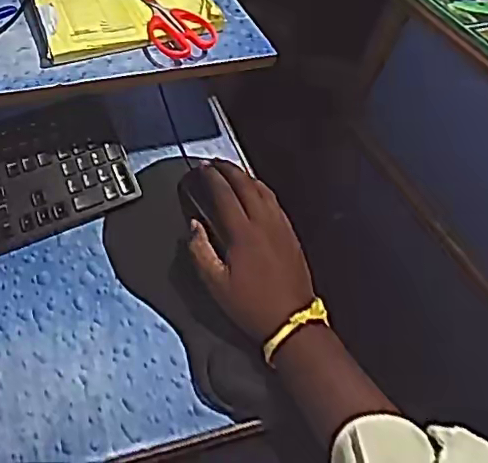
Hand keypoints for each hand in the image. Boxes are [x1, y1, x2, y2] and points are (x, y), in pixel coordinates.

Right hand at [185, 159, 315, 342]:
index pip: (225, 193)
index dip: (211, 177)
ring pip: (264, 191)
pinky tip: (256, 191)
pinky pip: (275, 203)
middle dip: (228, 170)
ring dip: (246, 176)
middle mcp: (264, 224)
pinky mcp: (292, 236)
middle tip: (214, 162)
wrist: (294, 325)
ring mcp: (281, 228)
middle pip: (246, 185)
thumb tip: (193, 225)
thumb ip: (200, 251)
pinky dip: (262, 189)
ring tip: (233, 171)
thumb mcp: (216, 284)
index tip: (201, 168)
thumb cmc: (251, 305)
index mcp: (243, 233)